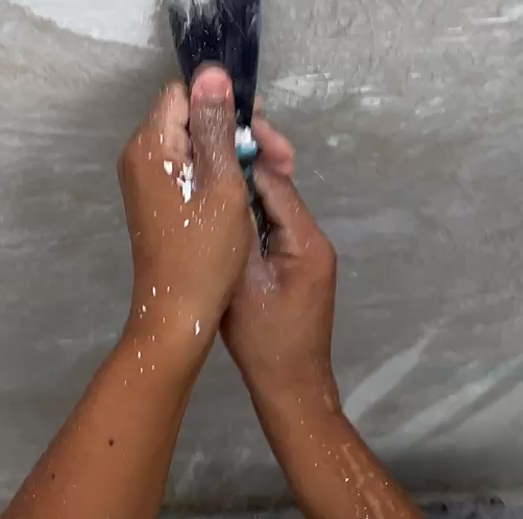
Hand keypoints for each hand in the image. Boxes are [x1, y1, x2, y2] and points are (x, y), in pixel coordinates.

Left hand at [116, 66, 255, 346]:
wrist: (177, 314)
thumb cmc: (204, 251)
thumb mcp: (221, 183)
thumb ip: (216, 125)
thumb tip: (211, 71)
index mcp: (150, 145)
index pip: (184, 94)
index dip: (223, 102)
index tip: (260, 126)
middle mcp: (140, 153)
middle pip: (191, 116)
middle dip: (236, 128)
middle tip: (281, 155)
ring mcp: (145, 176)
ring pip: (194, 141)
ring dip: (233, 149)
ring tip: (276, 169)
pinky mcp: (155, 194)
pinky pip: (188, 164)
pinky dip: (218, 168)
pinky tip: (248, 184)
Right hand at [221, 115, 340, 408]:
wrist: (290, 387)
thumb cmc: (264, 338)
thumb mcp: (243, 280)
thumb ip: (237, 229)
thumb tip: (222, 181)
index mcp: (304, 238)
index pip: (273, 181)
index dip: (243, 156)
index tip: (210, 136)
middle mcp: (312, 237)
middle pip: (277, 186)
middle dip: (246, 163)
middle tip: (211, 139)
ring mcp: (307, 250)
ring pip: (273, 203)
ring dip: (245, 184)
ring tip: (211, 163)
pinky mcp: (297, 261)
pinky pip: (273, 222)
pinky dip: (251, 208)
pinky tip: (223, 201)